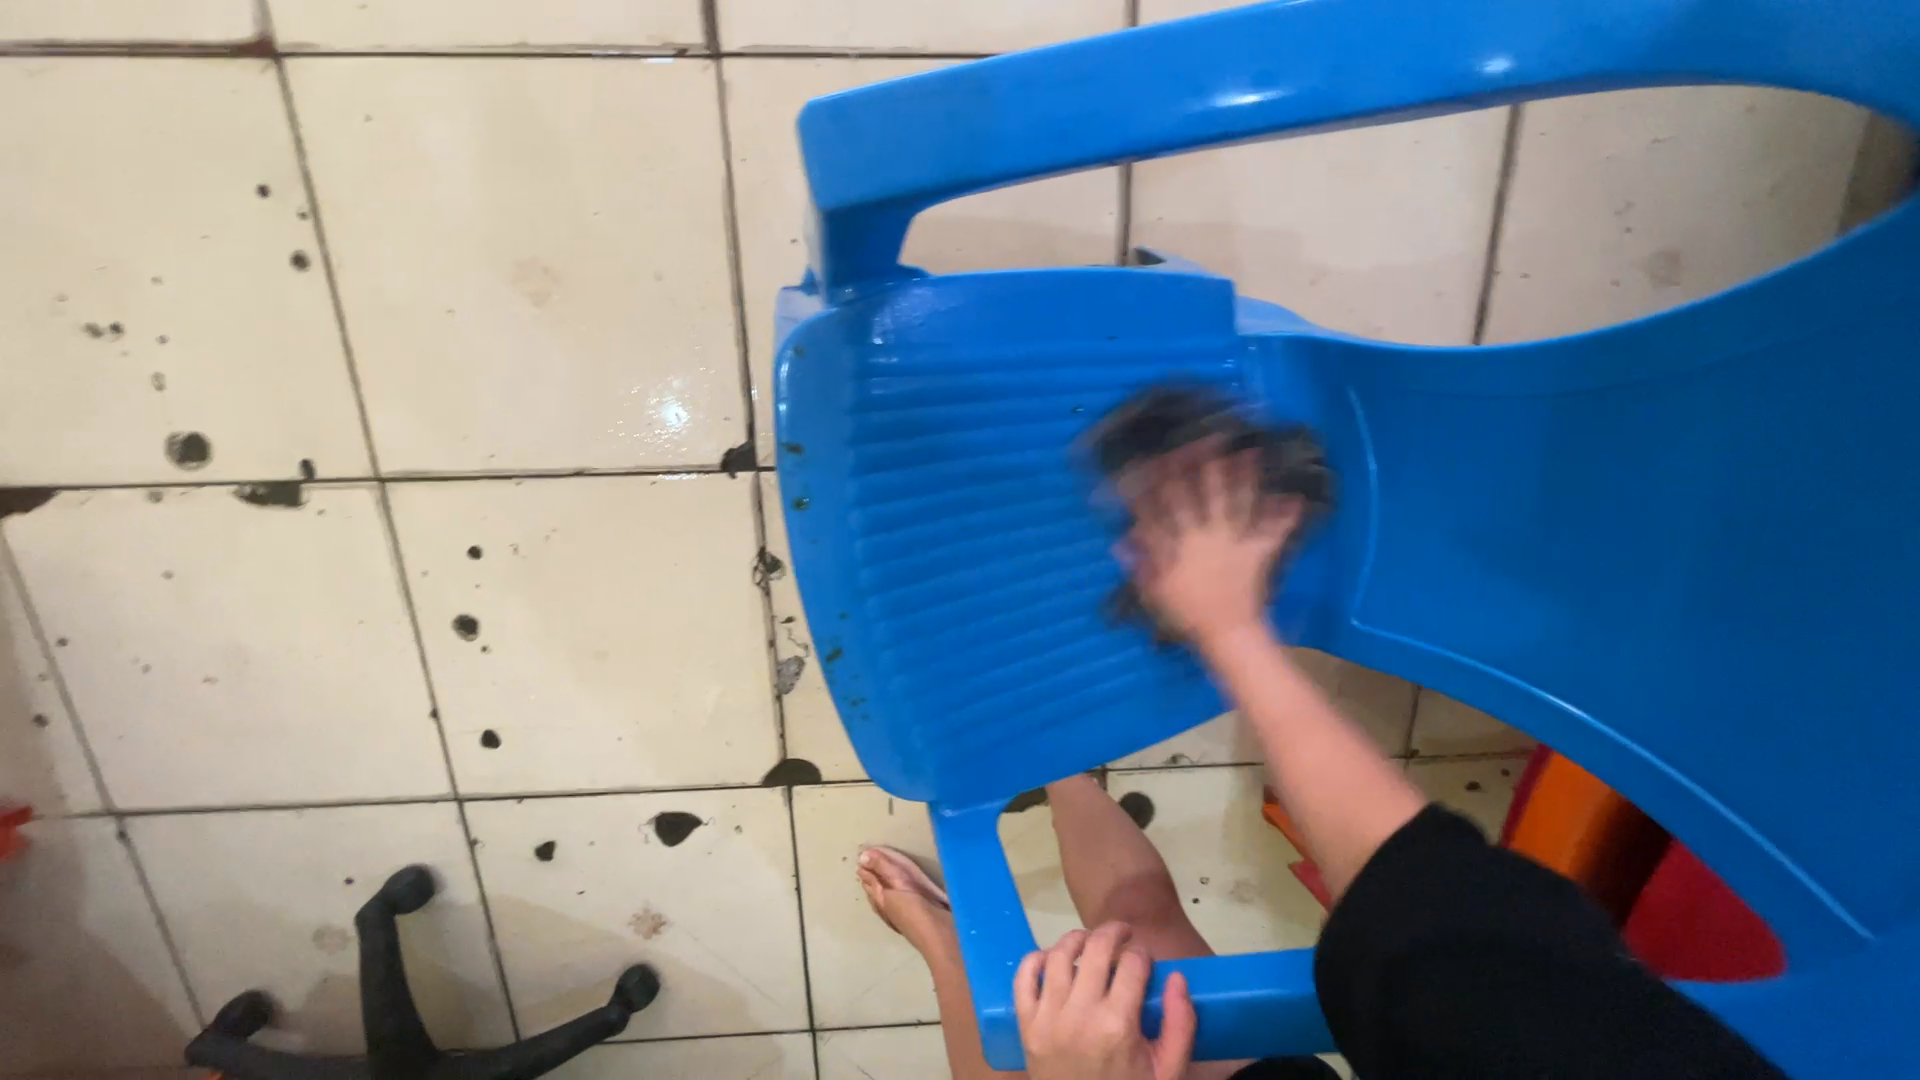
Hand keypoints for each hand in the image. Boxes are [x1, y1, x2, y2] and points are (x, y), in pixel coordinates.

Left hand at [1014, 922, 1196, 1079]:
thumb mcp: (1168, 1073)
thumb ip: (1180, 1025)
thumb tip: (1176, 977)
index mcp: (1117, 1026)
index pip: (1132, 965)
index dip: (1143, 954)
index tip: (1145, 959)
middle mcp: (1080, 1014)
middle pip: (1096, 949)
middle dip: (1113, 932)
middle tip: (1123, 933)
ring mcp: (1048, 1018)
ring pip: (1059, 955)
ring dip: (1076, 939)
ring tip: (1090, 941)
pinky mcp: (1026, 1025)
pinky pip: (1024, 977)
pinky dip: (1036, 959)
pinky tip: (1052, 958)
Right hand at [1119, 443, 1302, 645]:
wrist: (1225, 634)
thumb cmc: (1185, 613)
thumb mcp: (1153, 589)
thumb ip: (1141, 562)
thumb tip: (1122, 540)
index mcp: (1180, 543)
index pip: (1167, 504)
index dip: (1162, 478)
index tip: (1159, 454)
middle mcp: (1207, 535)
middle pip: (1205, 493)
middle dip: (1205, 464)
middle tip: (1207, 438)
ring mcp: (1236, 542)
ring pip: (1239, 502)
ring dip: (1245, 477)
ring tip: (1251, 451)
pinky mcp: (1258, 552)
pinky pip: (1273, 531)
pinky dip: (1285, 515)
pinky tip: (1296, 498)